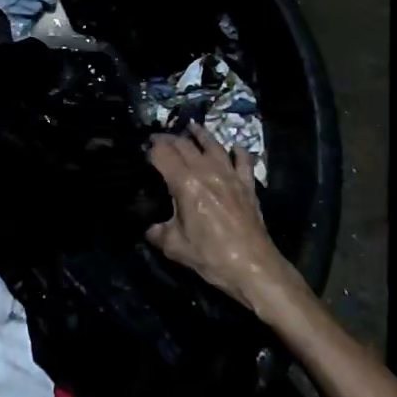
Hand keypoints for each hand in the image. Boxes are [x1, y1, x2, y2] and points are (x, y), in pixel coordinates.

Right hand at [146, 124, 294, 309]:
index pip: (162, 154)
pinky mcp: (248, 185)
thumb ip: (157, 233)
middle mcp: (207, 171)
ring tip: (192, 127)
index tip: (143, 149)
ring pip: (213, 145)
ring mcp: (230, 175)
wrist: (253, 268)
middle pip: (184, 144)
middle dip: (169, 139)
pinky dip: (238, 151)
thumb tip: (149, 228)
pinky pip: (244, 160)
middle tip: (159, 140)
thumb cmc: (211, 256)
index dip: (150, 148)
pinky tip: (234, 148)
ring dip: (200, 135)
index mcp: (185, 183)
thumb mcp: (175, 247)